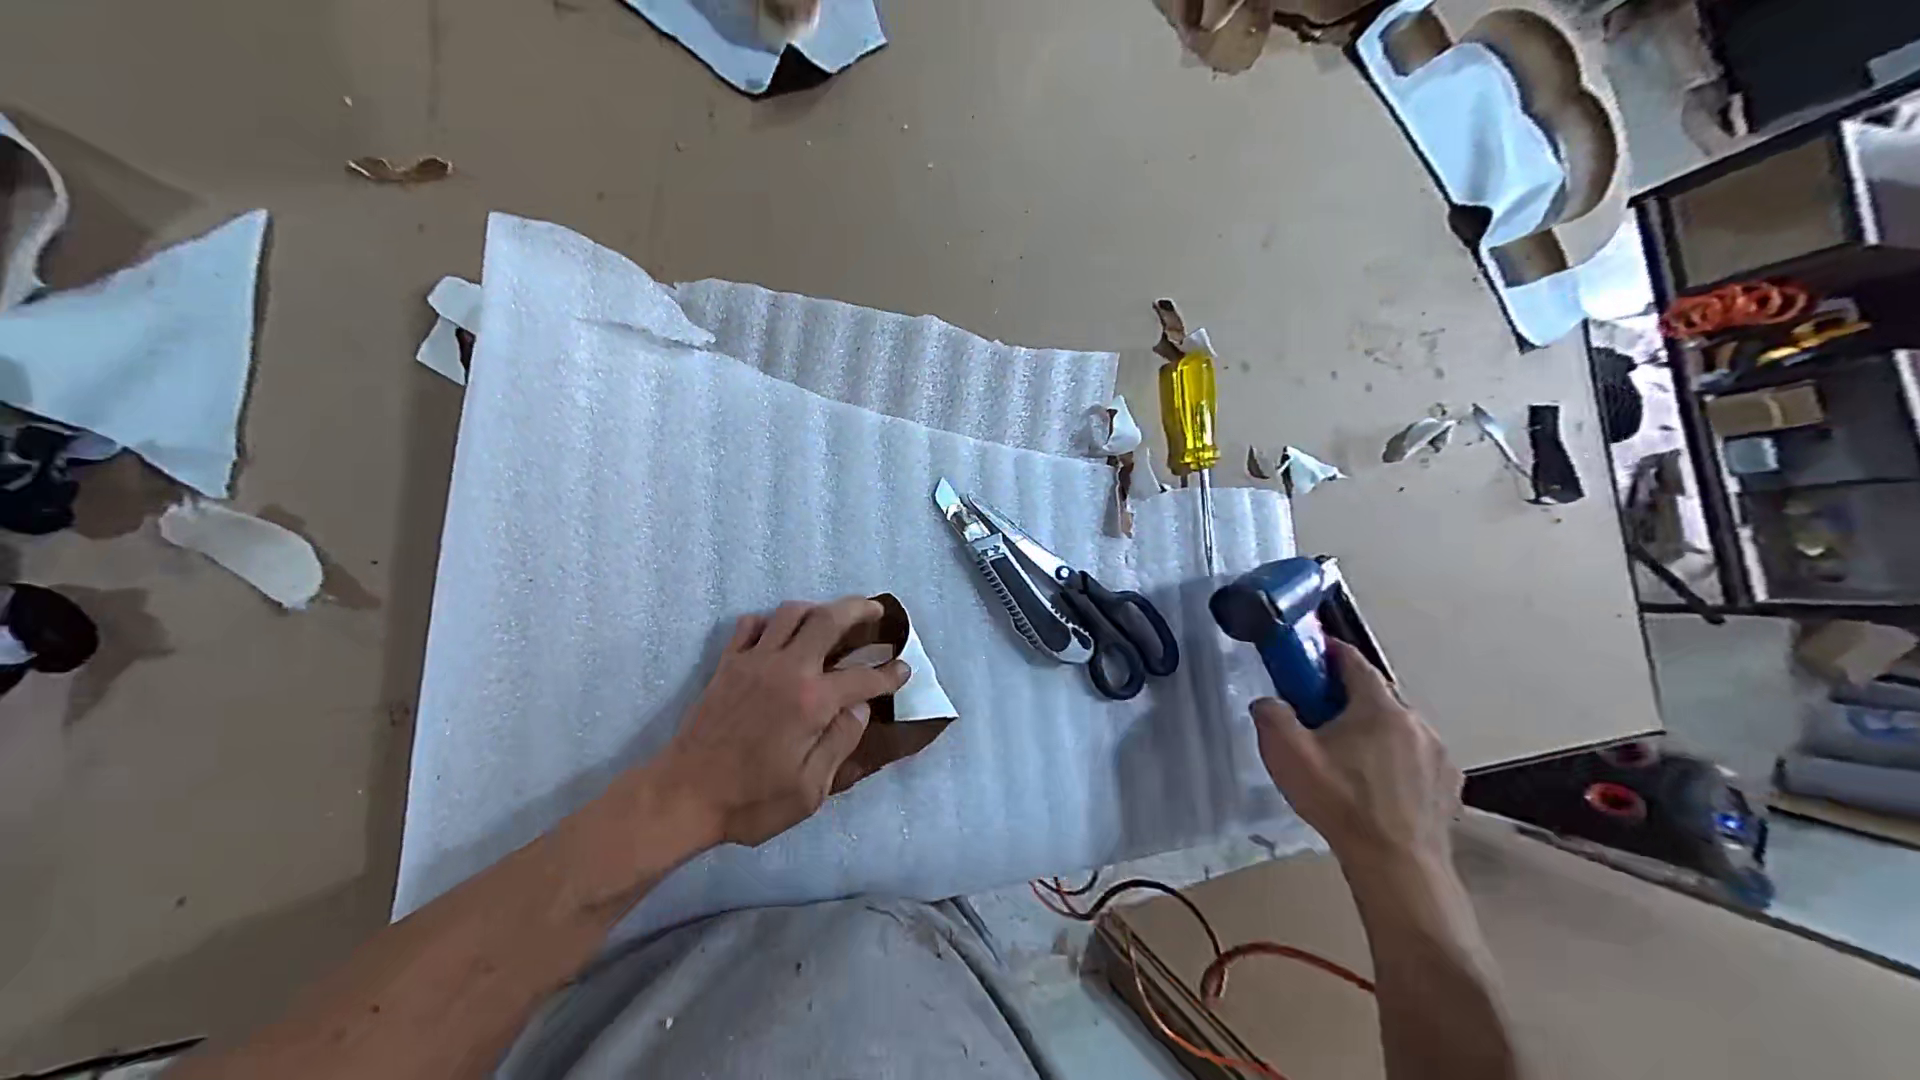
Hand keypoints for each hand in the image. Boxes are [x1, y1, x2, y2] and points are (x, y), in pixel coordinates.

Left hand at [658, 597, 910, 847]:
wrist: (683, 795)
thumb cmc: (751, 800)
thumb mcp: (810, 790)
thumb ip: (840, 742)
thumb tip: (861, 708)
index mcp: (812, 702)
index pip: (863, 678)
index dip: (889, 673)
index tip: (904, 669)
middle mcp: (787, 670)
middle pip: (828, 620)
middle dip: (858, 609)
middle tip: (875, 610)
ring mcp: (754, 662)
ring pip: (790, 613)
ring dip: (817, 608)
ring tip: (830, 616)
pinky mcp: (727, 664)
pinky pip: (751, 625)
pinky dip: (771, 621)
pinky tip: (780, 633)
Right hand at [1251, 638, 1461, 867]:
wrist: (1398, 867)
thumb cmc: (1340, 802)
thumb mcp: (1286, 753)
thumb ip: (1271, 714)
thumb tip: (1270, 703)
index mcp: (1379, 708)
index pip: (1354, 662)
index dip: (1329, 651)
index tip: (1309, 653)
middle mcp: (1417, 723)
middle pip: (1376, 697)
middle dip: (1346, 698)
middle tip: (1316, 715)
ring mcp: (1439, 757)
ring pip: (1397, 729)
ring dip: (1372, 732)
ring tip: (1345, 758)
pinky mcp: (1449, 787)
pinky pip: (1415, 759)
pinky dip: (1394, 761)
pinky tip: (1374, 787)